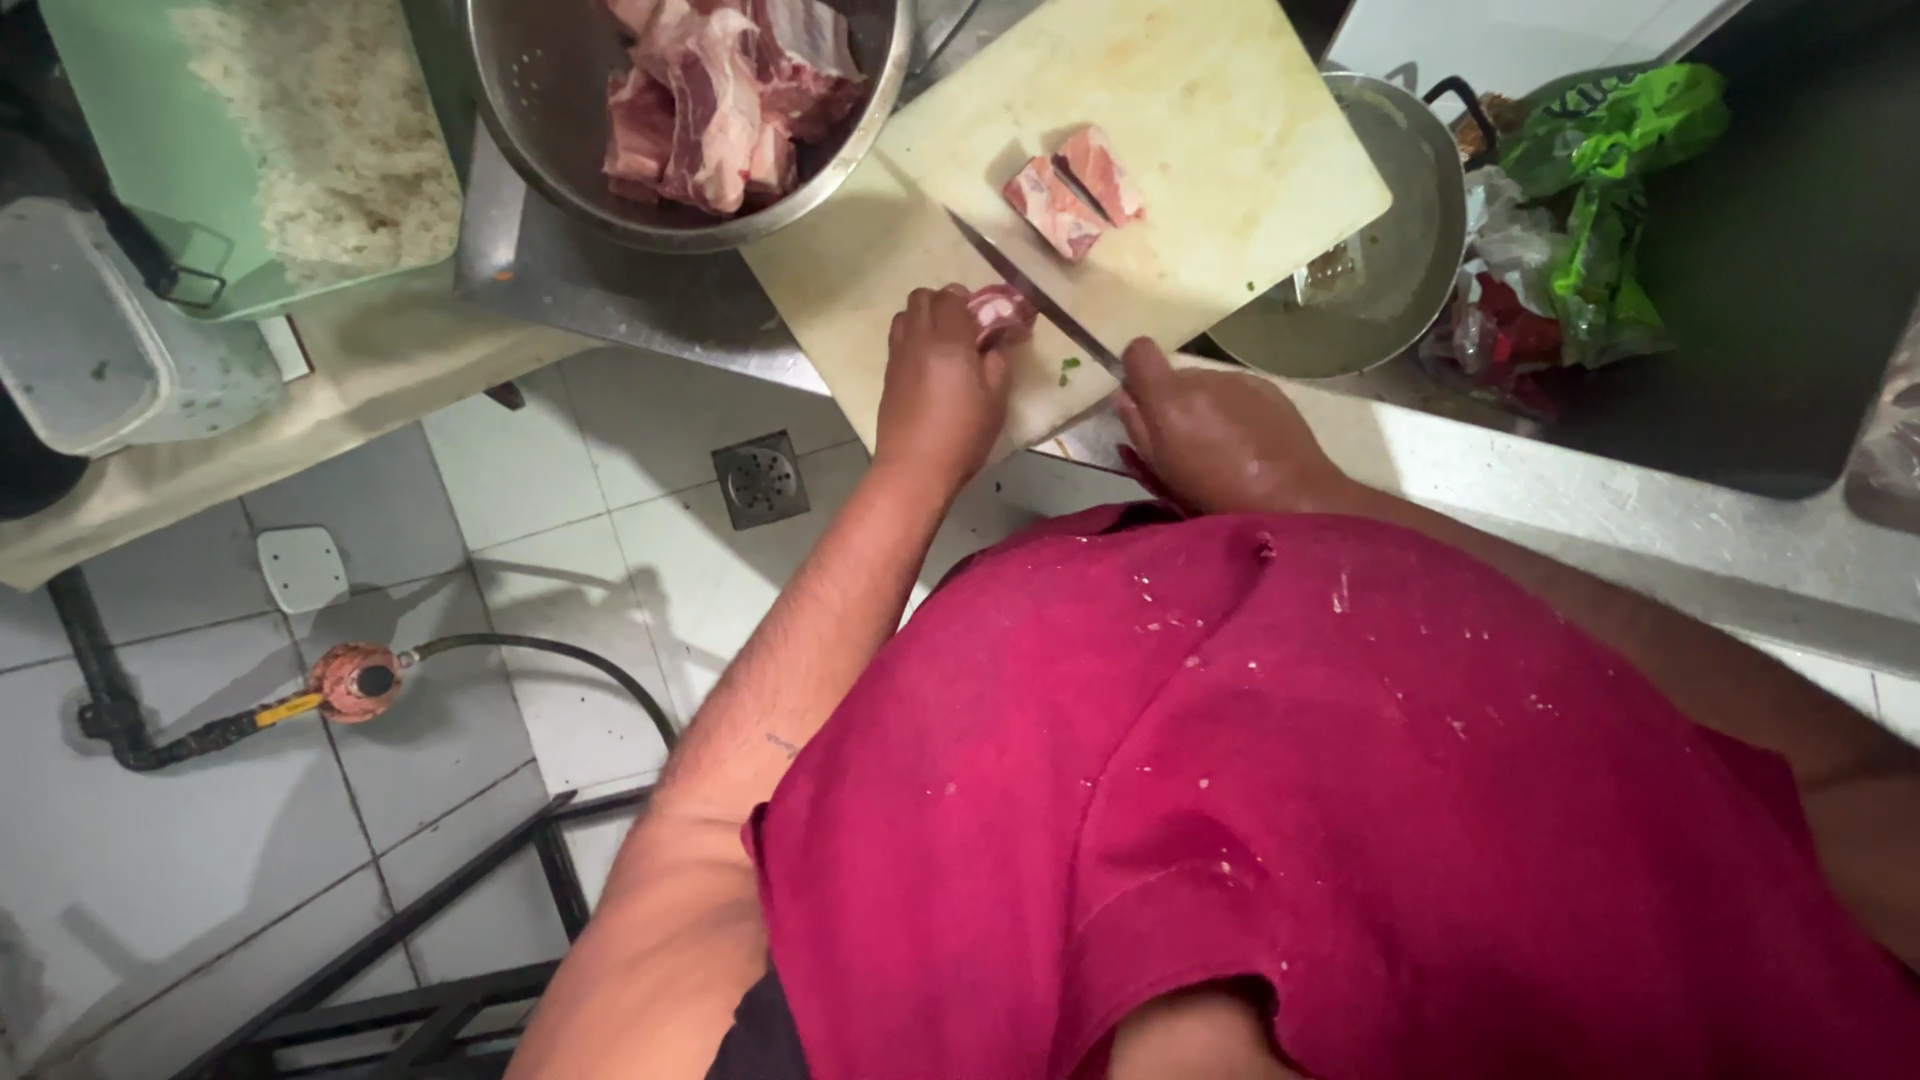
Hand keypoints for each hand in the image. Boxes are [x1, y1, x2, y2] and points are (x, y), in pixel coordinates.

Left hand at [874, 286, 1010, 494]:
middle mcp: (918, 340)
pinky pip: (898, 339)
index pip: (953, 296)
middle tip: (964, 329)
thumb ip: (998, 362)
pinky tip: (928, 365)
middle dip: (944, 303)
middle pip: (922, 297)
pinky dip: (913, 338)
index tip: (986, 324)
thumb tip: (997, 341)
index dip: (971, 302)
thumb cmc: (961, 436)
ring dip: (924, 318)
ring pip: (904, 314)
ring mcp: (897, 356)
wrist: (914, 468)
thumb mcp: (995, 400)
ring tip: (943, 344)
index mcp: (948, 342)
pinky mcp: (887, 375)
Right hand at [1116, 338, 1359, 515]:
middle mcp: (1202, 377)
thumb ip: (1136, 427)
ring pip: (1206, 383)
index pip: (1139, 351)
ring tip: (1219, 441)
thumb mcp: (1160, 470)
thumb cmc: (1214, 493)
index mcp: (1169, 398)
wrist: (1289, 495)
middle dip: (1172, 398)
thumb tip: (1124, 396)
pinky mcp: (1266, 385)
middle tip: (1184, 438)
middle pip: (1174, 375)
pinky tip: (1245, 437)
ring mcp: (1237, 379)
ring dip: (1204, 403)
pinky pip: (1235, 389)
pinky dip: (1231, 406)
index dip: (1135, 369)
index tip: (1141, 398)